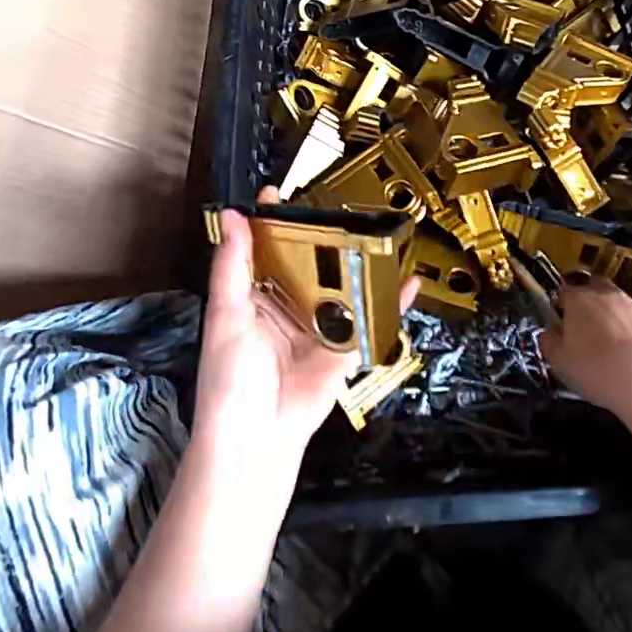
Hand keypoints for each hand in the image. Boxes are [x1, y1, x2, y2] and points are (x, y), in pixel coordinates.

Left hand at [195, 188, 417, 465]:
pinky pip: (370, 319)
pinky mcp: (344, 347)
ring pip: (342, 286)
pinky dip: (390, 302)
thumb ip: (233, 266)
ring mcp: (319, 326)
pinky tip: (403, 282)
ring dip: (358, 265)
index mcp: (256, 295)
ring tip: (374, 238)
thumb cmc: (230, 383)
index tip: (282, 196)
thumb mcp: (227, 315)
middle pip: (311, 263)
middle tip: (341, 213)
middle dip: (325, 239)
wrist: (258, 435)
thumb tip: (232, 220)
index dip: (274, 222)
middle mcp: (289, 306)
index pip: (266, 248)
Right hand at [541, 276, 631, 426]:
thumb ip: (549, 343)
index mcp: (578, 300)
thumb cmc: (597, 371)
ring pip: (618, 303)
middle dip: (589, 303)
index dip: (561, 306)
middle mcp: (607, 295)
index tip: (561, 320)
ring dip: (613, 316)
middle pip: (593, 289)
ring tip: (612, 345)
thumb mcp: (560, 363)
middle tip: (586, 328)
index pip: (563, 292)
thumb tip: (546, 335)